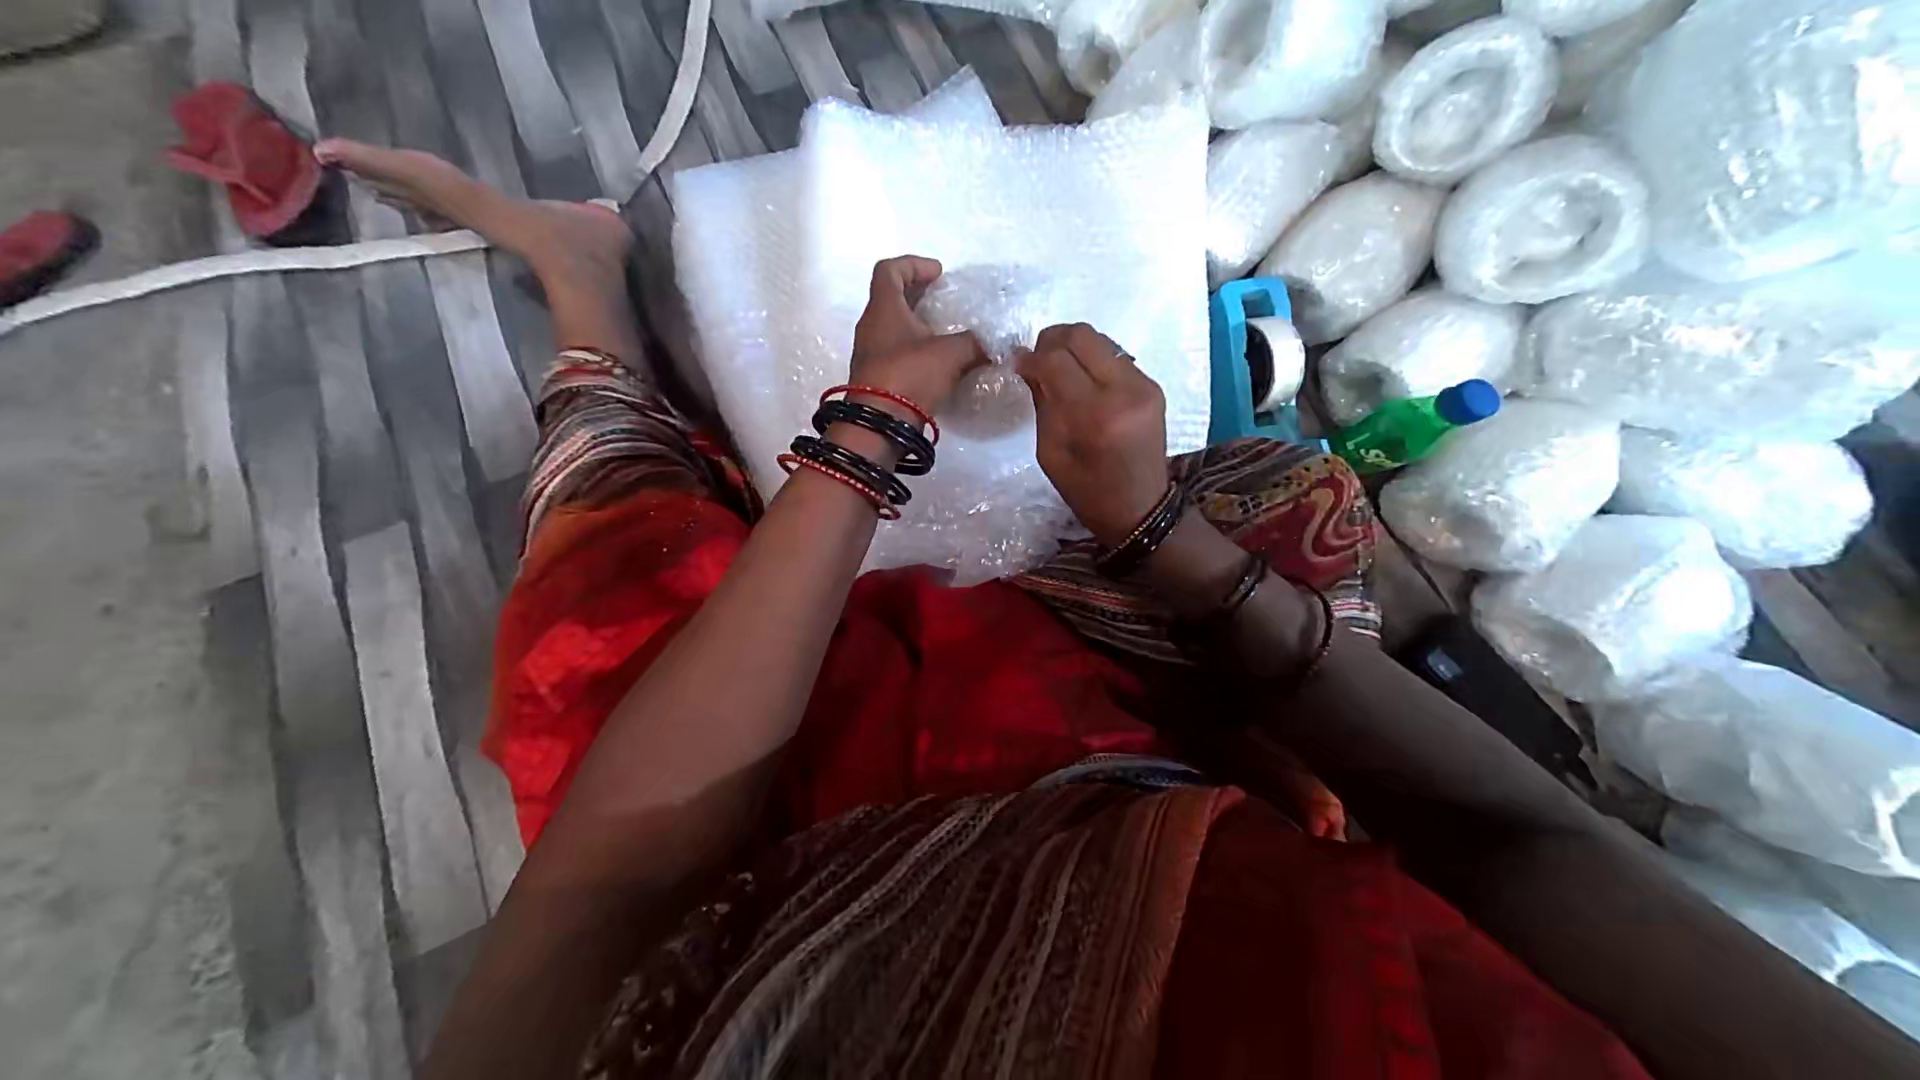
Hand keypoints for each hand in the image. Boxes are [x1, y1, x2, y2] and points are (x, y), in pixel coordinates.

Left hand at [846, 256, 987, 419]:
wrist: (880, 425)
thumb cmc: (910, 376)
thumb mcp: (951, 354)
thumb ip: (974, 343)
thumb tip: (995, 344)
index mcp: (883, 309)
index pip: (889, 270)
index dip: (914, 264)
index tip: (938, 273)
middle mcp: (870, 327)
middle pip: (890, 298)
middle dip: (917, 294)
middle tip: (942, 299)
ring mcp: (869, 354)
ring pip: (891, 327)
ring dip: (915, 324)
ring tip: (942, 333)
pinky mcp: (874, 379)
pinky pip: (894, 353)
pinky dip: (914, 350)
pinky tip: (935, 363)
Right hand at [1015, 323, 1169, 546]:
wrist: (1141, 508)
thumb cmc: (1088, 491)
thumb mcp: (1051, 453)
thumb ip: (1043, 404)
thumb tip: (1031, 367)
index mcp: (1095, 416)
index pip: (1056, 361)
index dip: (1031, 358)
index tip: (1017, 365)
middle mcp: (1125, 391)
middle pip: (1082, 335)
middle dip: (1052, 341)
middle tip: (1038, 360)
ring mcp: (1144, 385)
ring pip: (1100, 340)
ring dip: (1073, 349)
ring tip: (1059, 370)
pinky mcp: (1152, 385)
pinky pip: (1115, 356)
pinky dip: (1092, 361)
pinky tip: (1083, 382)